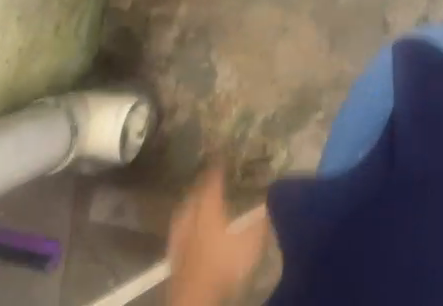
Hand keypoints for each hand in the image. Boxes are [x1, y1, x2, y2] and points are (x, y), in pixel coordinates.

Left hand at [168, 166, 267, 305]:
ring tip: (201, 196)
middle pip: (196, 191)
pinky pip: (180, 226)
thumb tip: (268, 197)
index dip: (218, 164)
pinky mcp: (173, 251)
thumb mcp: (253, 241)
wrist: (195, 296)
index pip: (213, 178)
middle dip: (204, 180)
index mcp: (210, 206)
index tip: (224, 152)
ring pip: (185, 208)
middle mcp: (191, 213)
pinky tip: (190, 225)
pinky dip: (186, 219)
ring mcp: (179, 233)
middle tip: (213, 173)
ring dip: (193, 199)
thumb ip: (261, 218)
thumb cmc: (226, 264)